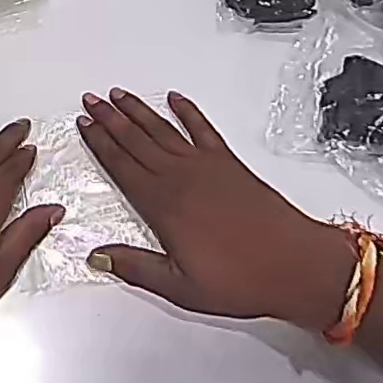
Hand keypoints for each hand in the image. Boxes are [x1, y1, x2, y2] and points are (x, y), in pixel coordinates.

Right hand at [77, 89, 354, 331]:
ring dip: (137, 110)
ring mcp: (204, 165)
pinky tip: (175, 99)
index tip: (85, 123)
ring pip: (160, 129)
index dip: (99, 141)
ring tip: (118, 95)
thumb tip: (97, 256)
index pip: (120, 164)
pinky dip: (187, 111)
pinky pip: (201, 128)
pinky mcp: (228, 162)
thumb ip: (135, 268)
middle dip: (109, 117)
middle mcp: (178, 177)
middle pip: (134, 139)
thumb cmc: (242, 279)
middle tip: (92, 99)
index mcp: (162, 204)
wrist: (297, 266)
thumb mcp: (181, 287)